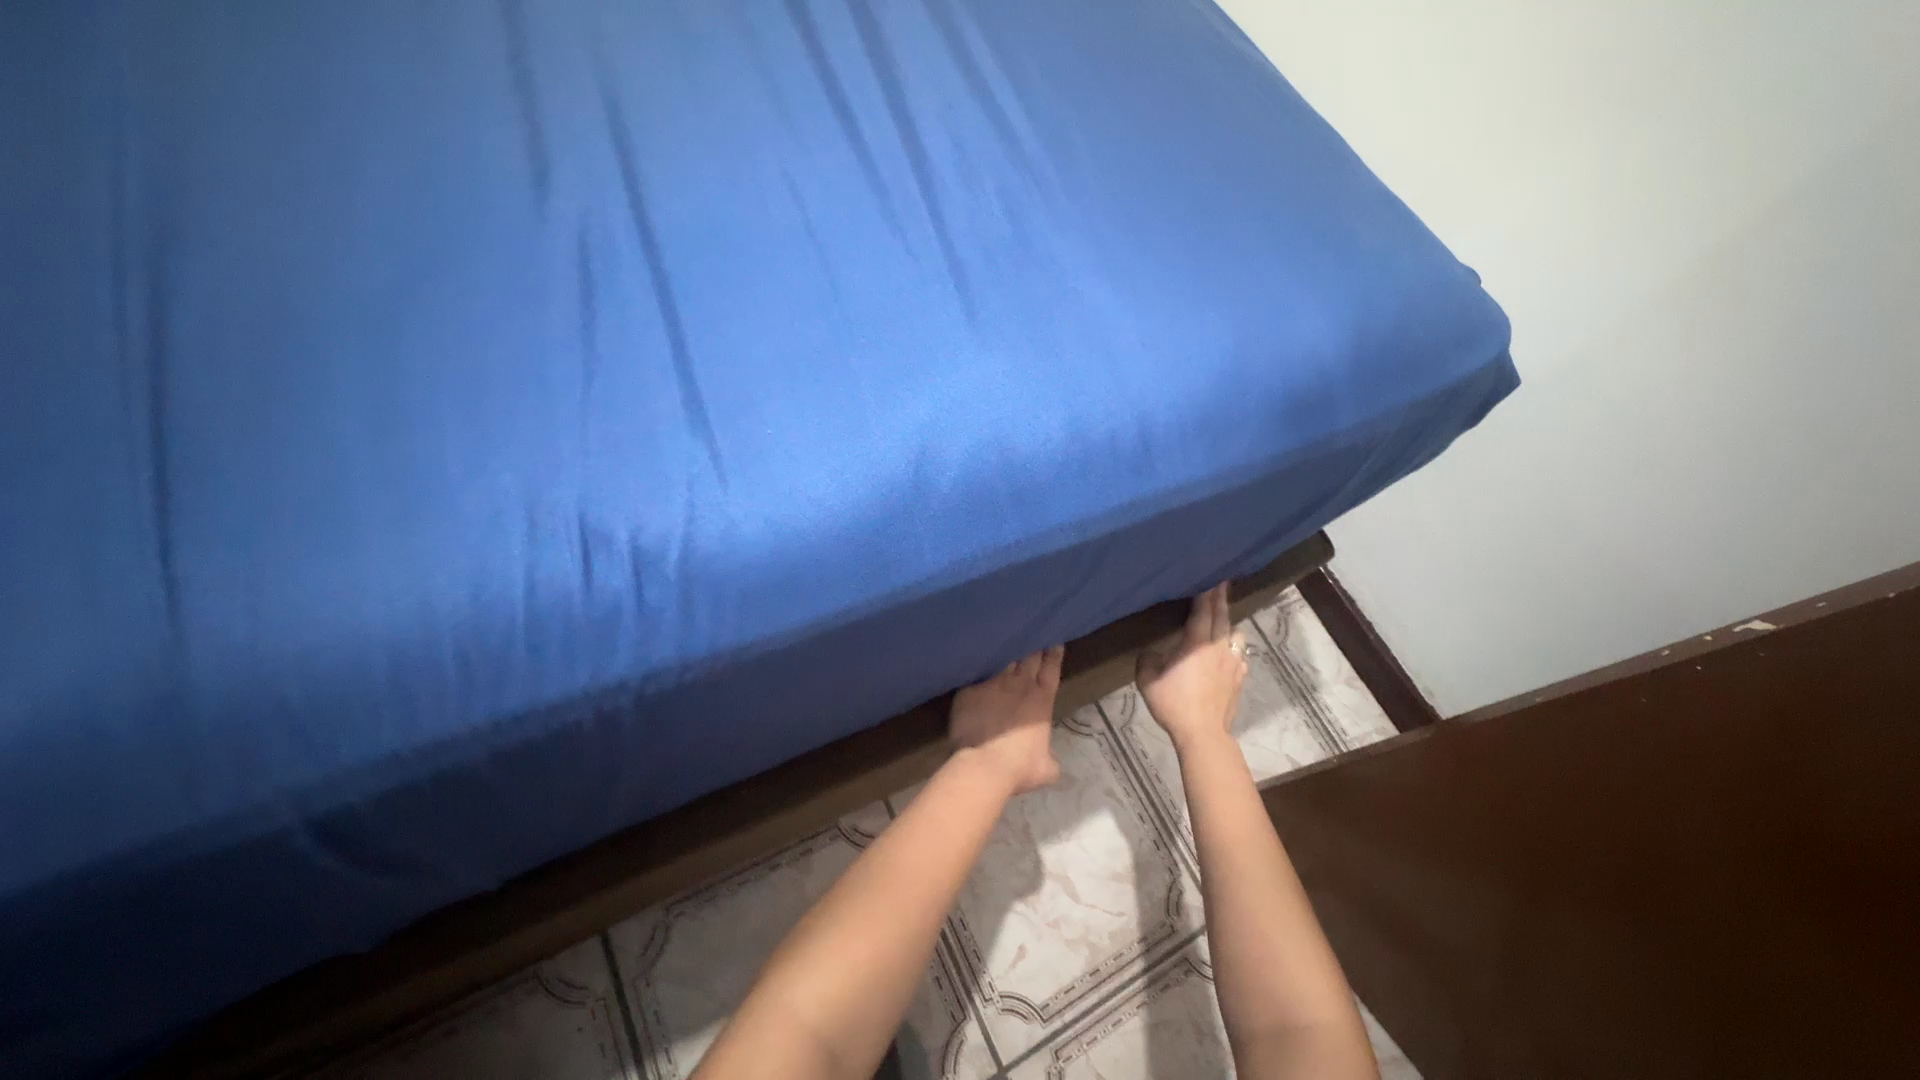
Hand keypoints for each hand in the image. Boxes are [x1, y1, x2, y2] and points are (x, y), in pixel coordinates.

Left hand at [950, 646, 1063, 795]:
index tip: (1053, 640)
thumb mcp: (1046, 767)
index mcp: (1041, 700)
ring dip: (1005, 651)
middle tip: (1030, 633)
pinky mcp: (970, 690)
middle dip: (1031, 646)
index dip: (1053, 654)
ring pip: (1002, 660)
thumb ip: (1050, 759)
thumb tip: (1050, 761)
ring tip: (1003, 640)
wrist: (985, 764)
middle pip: (1029, 658)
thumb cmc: (1021, 767)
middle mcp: (1020, 685)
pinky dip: (977, 668)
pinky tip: (972, 659)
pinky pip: (975, 675)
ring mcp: (993, 684)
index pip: (1051, 669)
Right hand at [1136, 584, 1248, 752]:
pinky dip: (1234, 647)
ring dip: (1229, 623)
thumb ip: (1148, 658)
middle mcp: (1218, 647)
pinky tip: (1229, 651)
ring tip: (1223, 621)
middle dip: (1220, 598)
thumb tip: (1152, 651)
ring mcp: (1233, 663)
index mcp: (1196, 643)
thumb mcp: (1147, 679)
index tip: (1210, 577)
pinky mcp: (1240, 678)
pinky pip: (1240, 654)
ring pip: (1235, 634)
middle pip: (1222, 616)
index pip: (1203, 611)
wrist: (1203, 733)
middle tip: (1221, 582)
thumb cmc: (1173, 703)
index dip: (1206, 593)